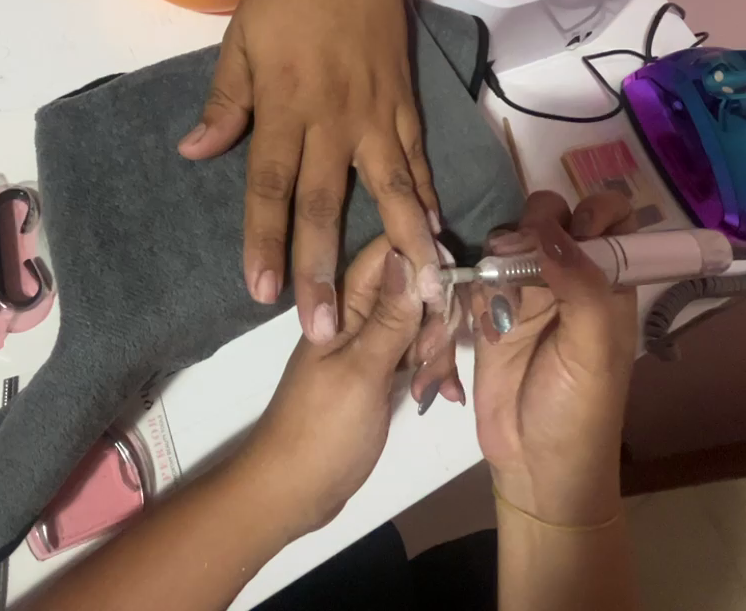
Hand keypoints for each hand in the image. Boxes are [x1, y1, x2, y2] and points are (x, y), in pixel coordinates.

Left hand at [180, 0, 451, 392]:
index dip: (263, 241)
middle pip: (326, 204)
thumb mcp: (240, 42)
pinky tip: (435, 229)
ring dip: (400, 244)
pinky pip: (417, 156)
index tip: (260, 293)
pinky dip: (426, 195)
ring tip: (415, 293)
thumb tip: (194, 155)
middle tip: (326, 328)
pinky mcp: (405, 102)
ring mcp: (377, 114)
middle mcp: (334, 121)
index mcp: (286, 107)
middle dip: (323, 268)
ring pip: (390, 189)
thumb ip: (224, 103)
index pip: (270, 187)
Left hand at [234, 235, 424, 535]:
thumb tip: (408, 253)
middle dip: (436, 317)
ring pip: (420, 321)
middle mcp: (358, 315)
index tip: (452, 286)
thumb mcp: (362, 371)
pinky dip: (433, 371)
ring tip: (433, 389)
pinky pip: (416, 353)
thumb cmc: (322, 431)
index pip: (388, 253)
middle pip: (412, 286)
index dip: (423, 258)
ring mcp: (370, 343)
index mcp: (344, 304)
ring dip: (437, 350)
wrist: (293, 492)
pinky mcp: (380, 370)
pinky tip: (447, 396)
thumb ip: (390, 316)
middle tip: (431, 359)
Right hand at [469, 190, 639, 526]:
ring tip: (502, 287)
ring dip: (505, 249)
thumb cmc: (579, 411)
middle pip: (554, 215)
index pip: (612, 218)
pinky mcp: (489, 306)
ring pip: (512, 234)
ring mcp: (526, 289)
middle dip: (539, 223)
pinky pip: (481, 267)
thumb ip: (580, 286)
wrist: (532, 463)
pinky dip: (479, 276)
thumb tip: (550, 229)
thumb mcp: (593, 350)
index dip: (595, 212)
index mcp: (608, 282)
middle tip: (529, 256)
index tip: (578, 232)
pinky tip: (485, 311)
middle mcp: (568, 276)